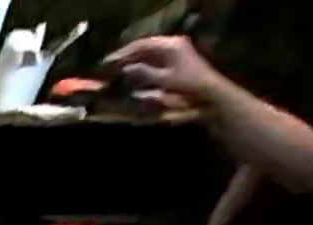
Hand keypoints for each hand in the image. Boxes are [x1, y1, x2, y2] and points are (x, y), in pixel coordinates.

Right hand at [105, 36, 224, 103]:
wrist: (206, 92)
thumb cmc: (186, 84)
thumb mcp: (163, 79)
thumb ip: (144, 72)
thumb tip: (125, 69)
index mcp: (171, 45)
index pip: (143, 44)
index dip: (124, 52)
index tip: (106, 62)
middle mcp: (171, 45)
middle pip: (144, 47)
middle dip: (125, 57)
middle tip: (106, 68)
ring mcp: (172, 53)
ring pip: (146, 54)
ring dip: (130, 62)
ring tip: (113, 72)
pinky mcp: (171, 63)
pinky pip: (151, 62)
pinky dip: (138, 67)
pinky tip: (127, 75)